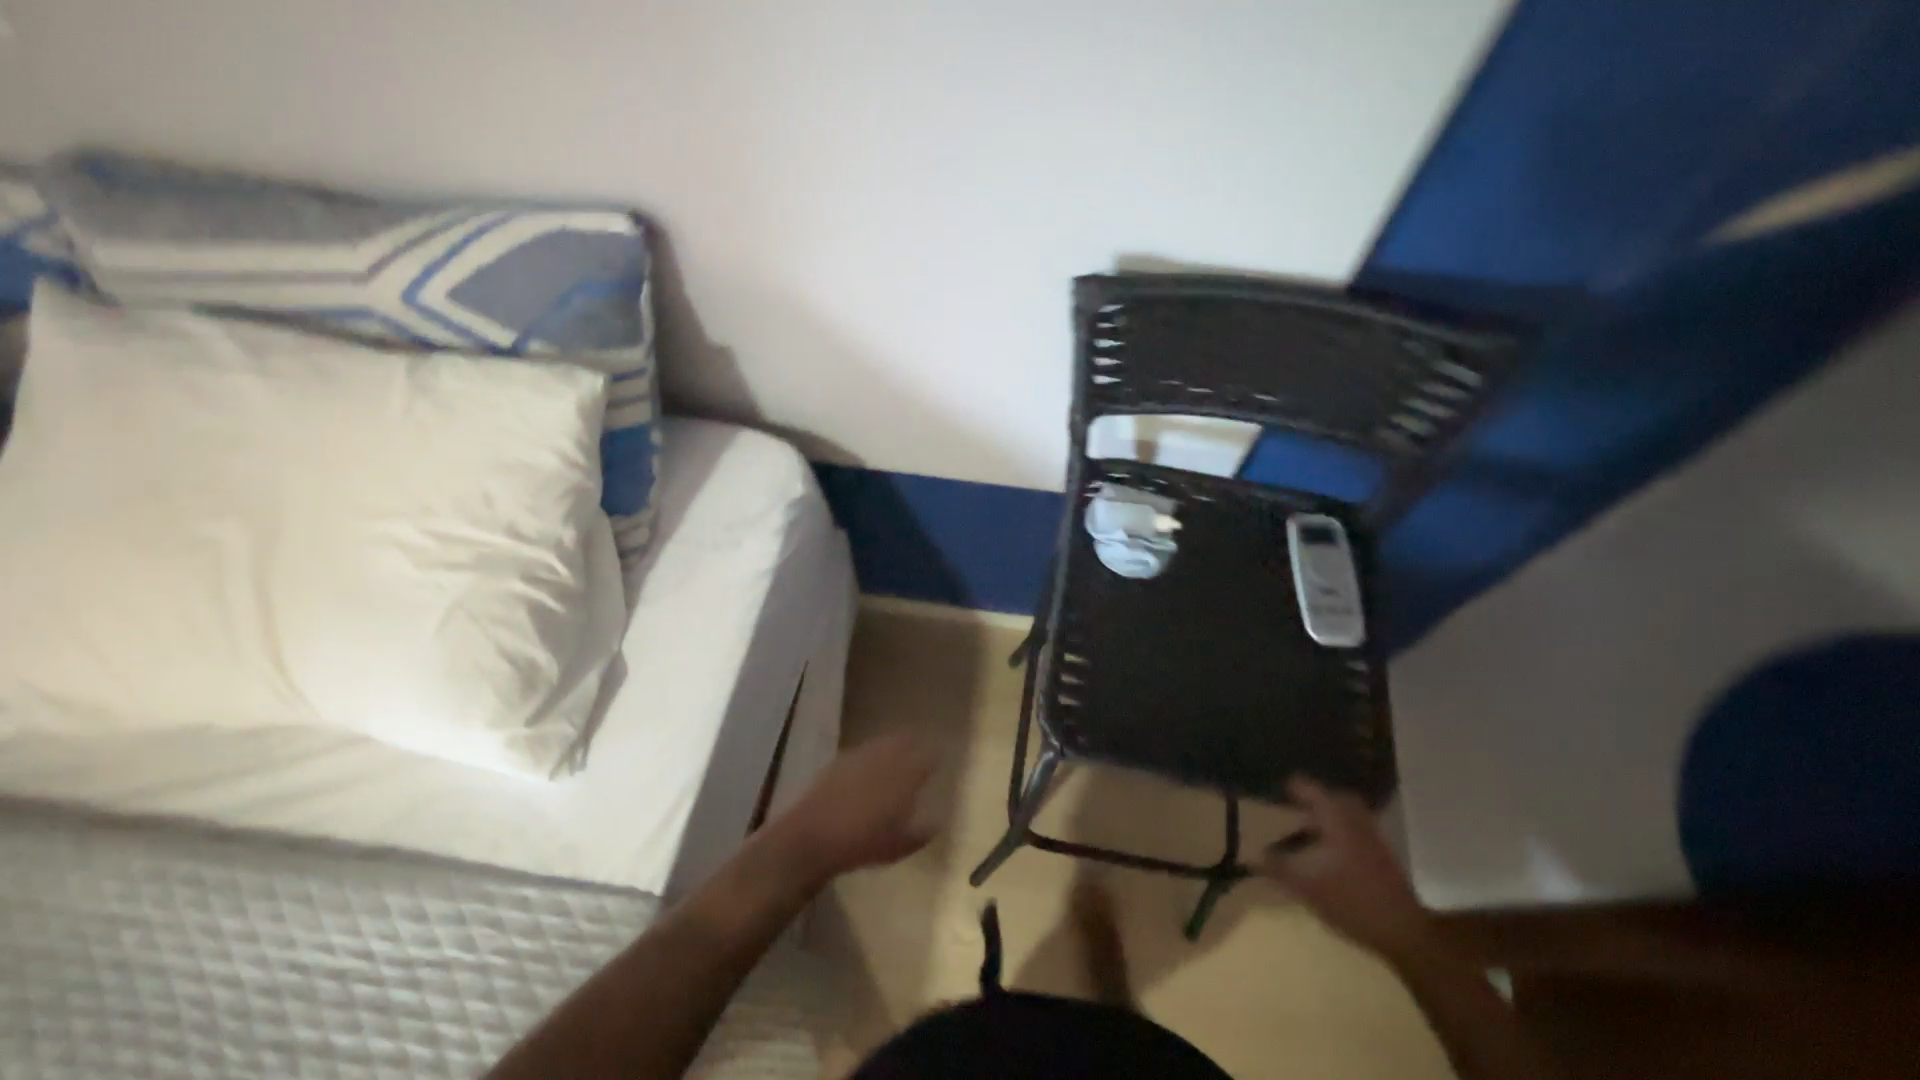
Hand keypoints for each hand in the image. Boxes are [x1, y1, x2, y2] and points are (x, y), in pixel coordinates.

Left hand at [776, 731, 942, 879]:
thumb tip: (936, 822)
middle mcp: (885, 757)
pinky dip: (868, 759)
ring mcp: (859, 756)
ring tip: (893, 762)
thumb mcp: (902, 846)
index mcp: (907, 773)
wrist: (813, 837)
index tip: (938, 763)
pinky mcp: (837, 762)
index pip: (929, 754)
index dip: (935, 758)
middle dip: (913, 745)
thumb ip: (923, 832)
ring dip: (890, 749)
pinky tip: (865, 773)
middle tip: (918, 755)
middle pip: (904, 740)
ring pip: (881, 743)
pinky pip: (860, 753)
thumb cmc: (864, 842)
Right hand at [1260, 776, 1432, 960]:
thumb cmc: (1351, 902)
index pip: (1312, 790)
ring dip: (1326, 816)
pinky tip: (1325, 851)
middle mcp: (1357, 822)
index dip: (1293, 788)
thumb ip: (1279, 868)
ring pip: (1347, 814)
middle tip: (1292, 808)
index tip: (1276, 790)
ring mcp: (1373, 838)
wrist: (1403, 930)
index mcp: (1338, 821)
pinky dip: (1338, 830)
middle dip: (1312, 800)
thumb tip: (1255, 855)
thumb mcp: (1307, 887)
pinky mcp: (1381, 855)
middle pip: (1334, 799)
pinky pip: (1355, 829)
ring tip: (1304, 830)